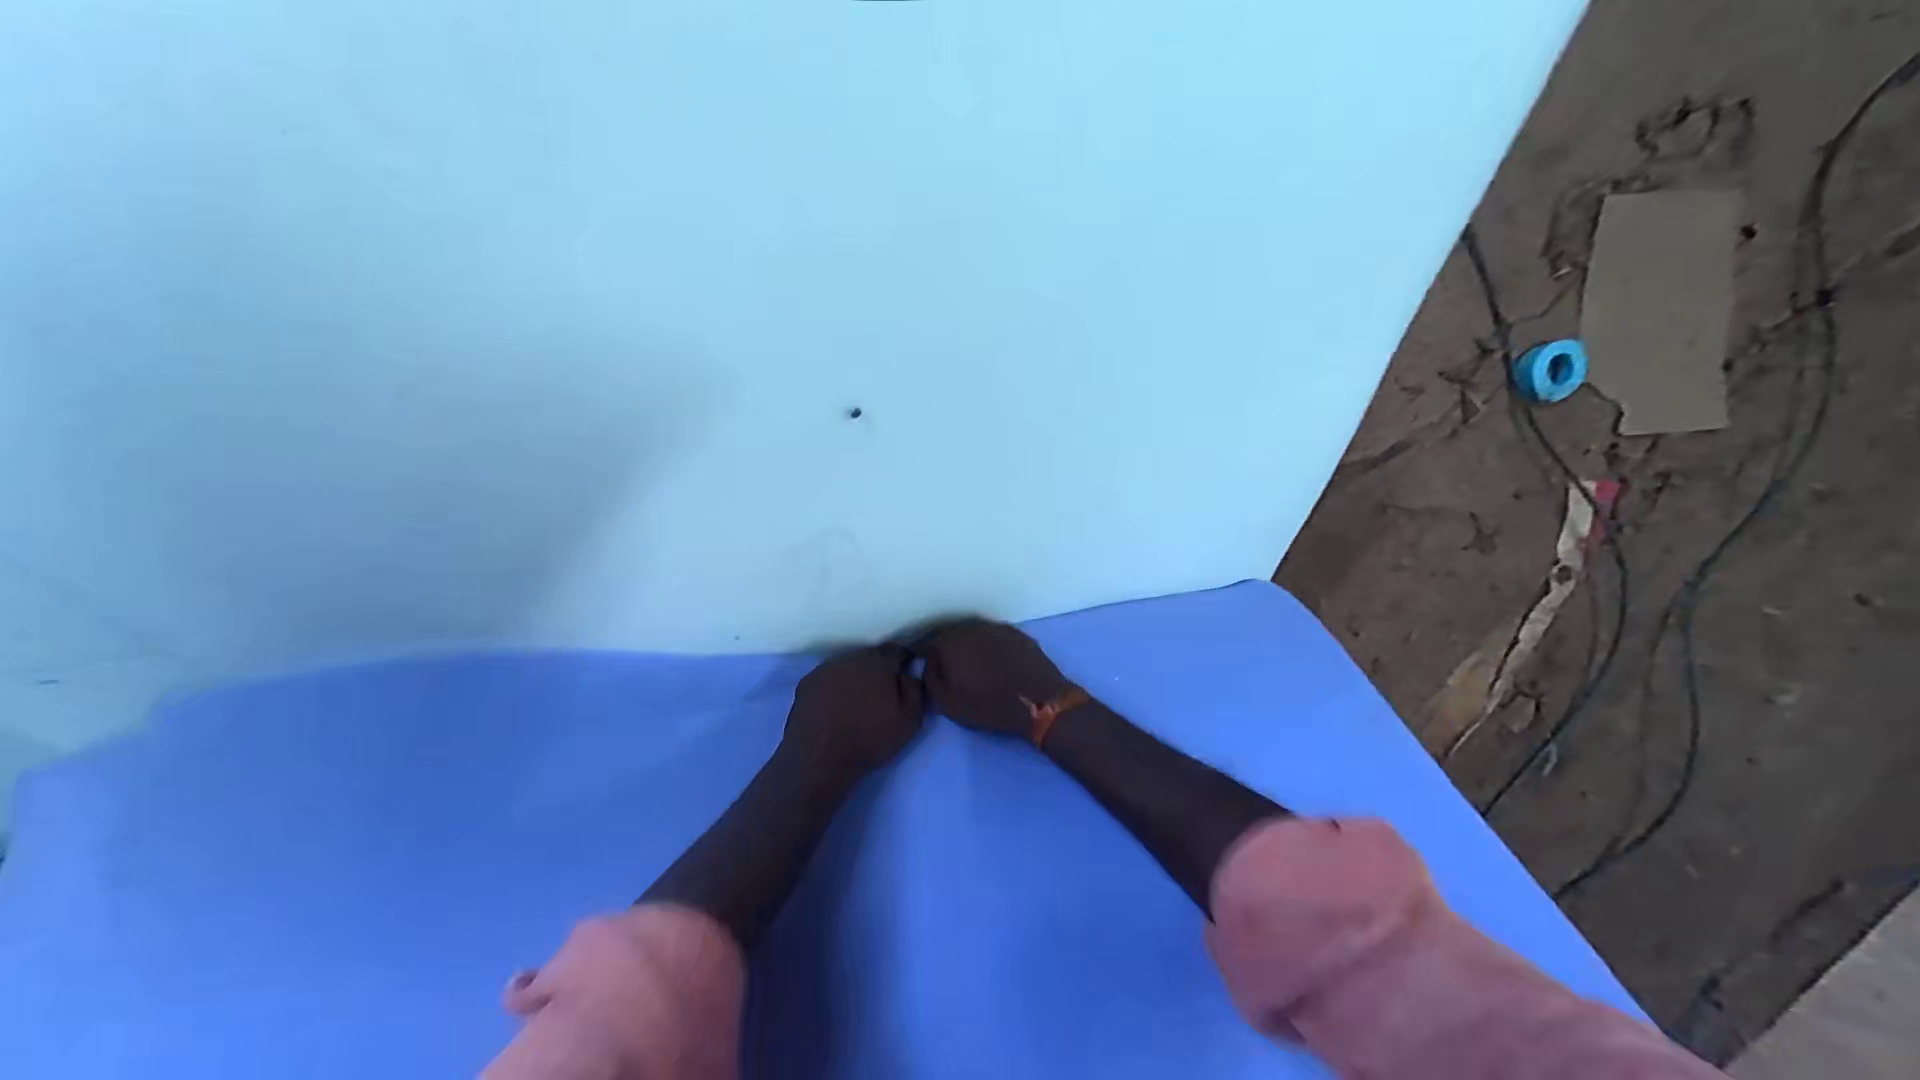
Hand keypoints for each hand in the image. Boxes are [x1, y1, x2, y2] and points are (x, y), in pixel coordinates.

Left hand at [781, 644, 926, 772]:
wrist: (821, 757)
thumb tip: (911, 674)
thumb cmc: (870, 738)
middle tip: (882, 689)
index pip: (897, 650)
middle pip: (871, 655)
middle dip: (879, 667)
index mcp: (879, 662)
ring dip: (855, 675)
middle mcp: (852, 657)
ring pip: (848, 665)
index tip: (906, 672)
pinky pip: (828, 677)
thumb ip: (915, 690)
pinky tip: (835, 704)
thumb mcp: (909, 719)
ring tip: (857, 698)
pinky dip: (835, 685)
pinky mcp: (808, 682)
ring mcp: (826, 668)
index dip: (904, 660)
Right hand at [915, 618, 1075, 738]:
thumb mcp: (949, 703)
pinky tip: (991, 657)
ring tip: (968, 660)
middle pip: (948, 633)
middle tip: (943, 661)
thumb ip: (931, 679)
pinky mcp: (1014, 632)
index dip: (920, 653)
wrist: (1039, 701)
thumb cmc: (990, 705)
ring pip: (970, 631)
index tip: (918, 661)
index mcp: (949, 643)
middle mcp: (969, 628)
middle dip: (942, 645)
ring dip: (965, 643)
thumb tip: (928, 664)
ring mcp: (994, 627)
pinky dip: (986, 643)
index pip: (925, 643)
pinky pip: (991, 635)